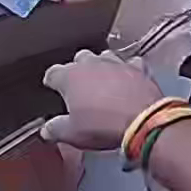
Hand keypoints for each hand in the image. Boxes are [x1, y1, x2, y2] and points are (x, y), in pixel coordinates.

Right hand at [40, 50, 164, 150]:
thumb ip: (55, 129)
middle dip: (77, 69)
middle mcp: (91, 64)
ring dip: (101, 66)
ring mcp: (116, 63)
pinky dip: (127, 71)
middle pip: (78, 59)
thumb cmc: (103, 125)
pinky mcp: (138, 68)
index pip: (53, 73)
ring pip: (103, 56)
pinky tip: (127, 80)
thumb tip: (47, 130)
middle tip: (79, 87)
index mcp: (70, 77)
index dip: (52, 81)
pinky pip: (130, 64)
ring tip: (101, 80)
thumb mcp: (72, 133)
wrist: (143, 122)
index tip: (52, 86)